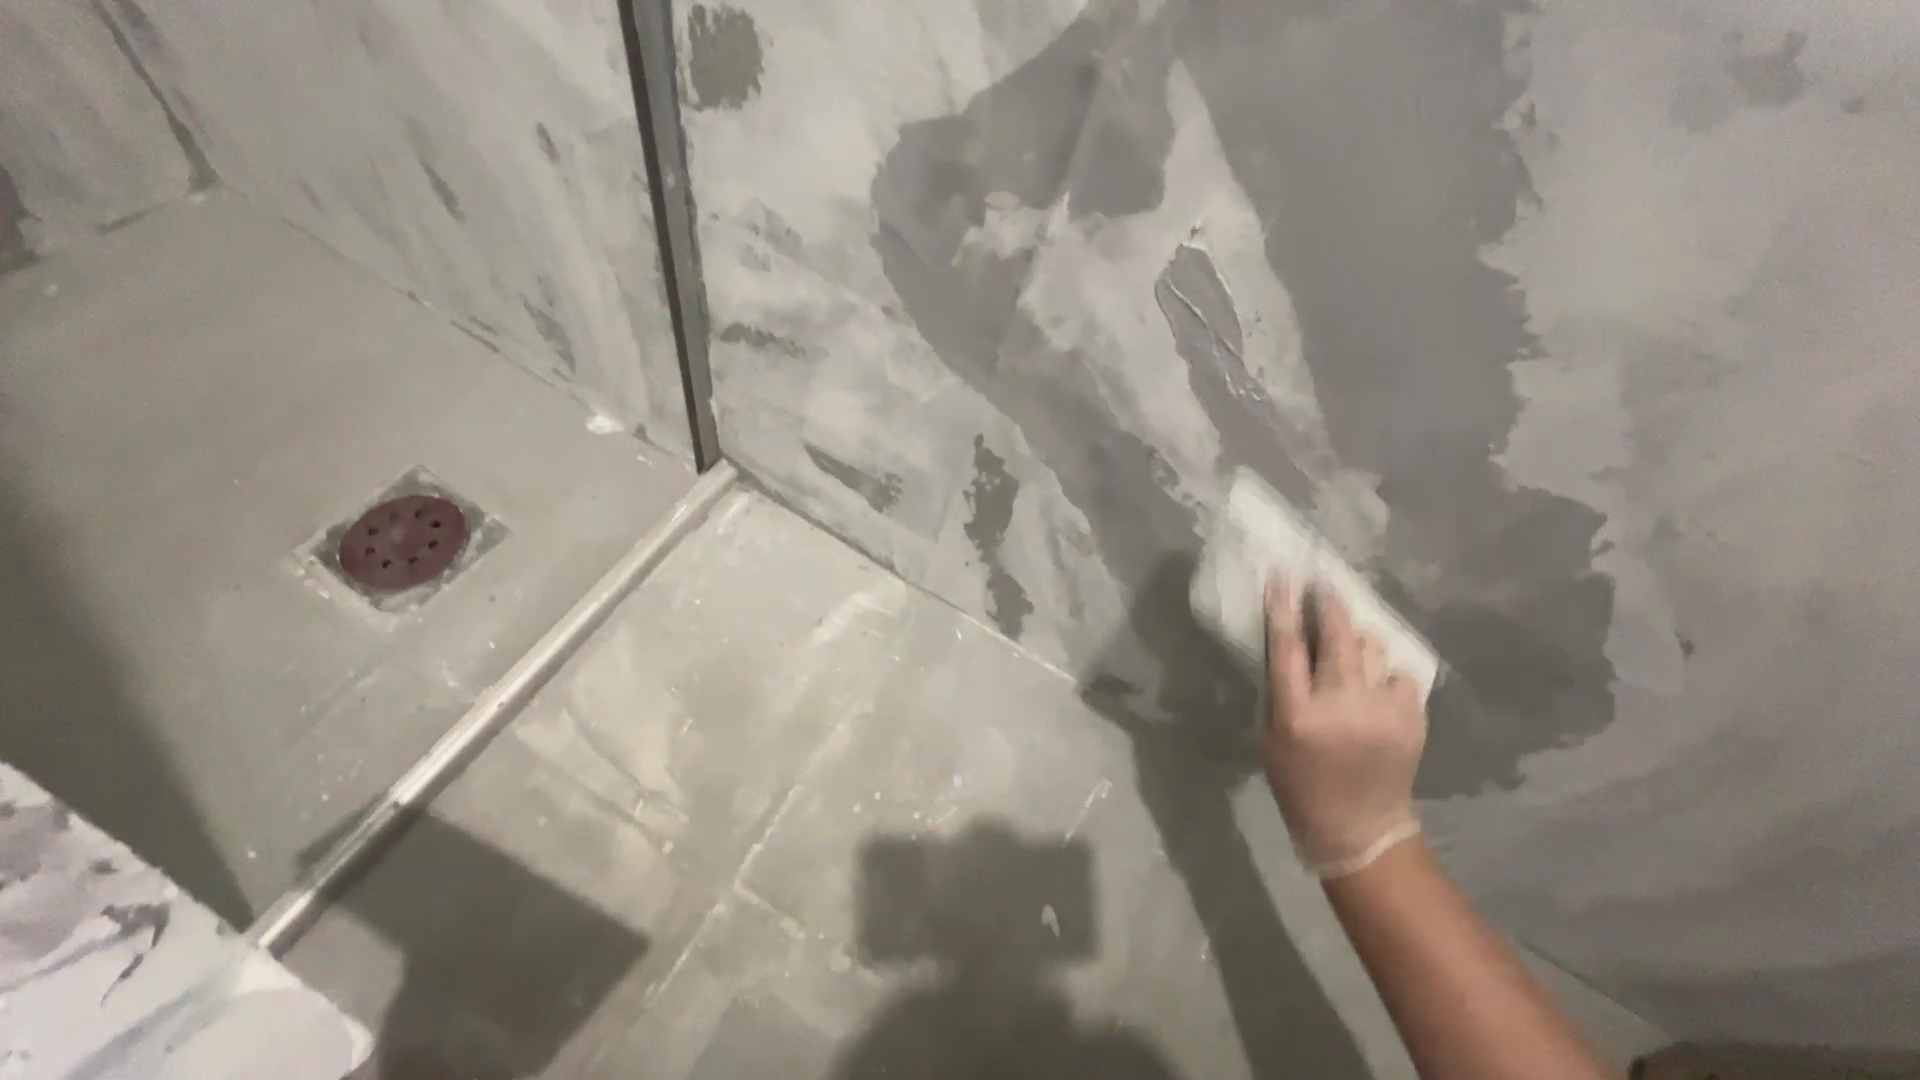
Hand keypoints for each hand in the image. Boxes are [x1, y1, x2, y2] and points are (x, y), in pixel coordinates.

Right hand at [1263, 577, 1427, 874]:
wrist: (1359, 827)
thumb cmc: (1299, 783)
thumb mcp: (1273, 737)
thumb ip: (1282, 691)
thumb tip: (1293, 643)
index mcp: (1298, 715)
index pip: (1286, 647)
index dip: (1283, 606)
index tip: (1283, 574)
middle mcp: (1342, 707)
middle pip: (1337, 637)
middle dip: (1329, 603)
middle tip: (1323, 581)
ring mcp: (1383, 711)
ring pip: (1373, 648)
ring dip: (1358, 634)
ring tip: (1348, 630)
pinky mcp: (1413, 718)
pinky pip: (1400, 673)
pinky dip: (1385, 668)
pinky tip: (1375, 675)